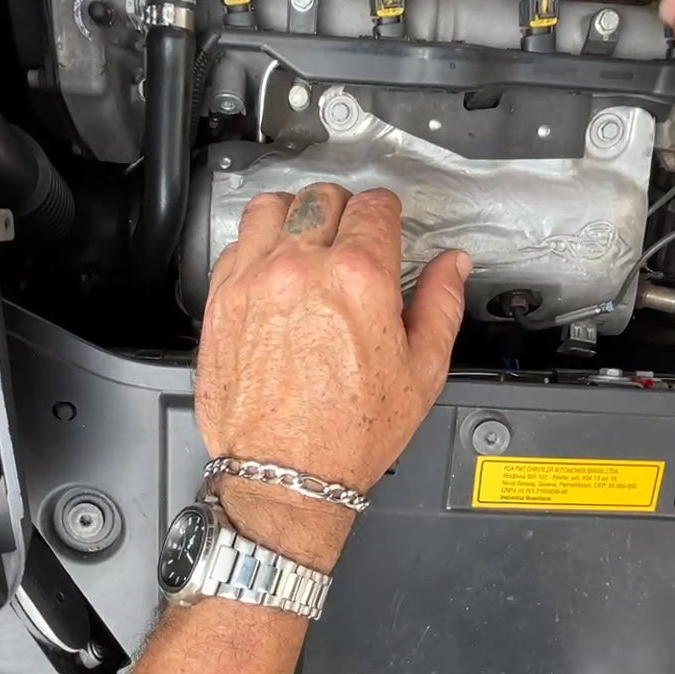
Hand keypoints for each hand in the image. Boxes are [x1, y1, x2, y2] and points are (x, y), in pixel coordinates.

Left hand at [196, 184, 468, 571]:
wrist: (284, 474)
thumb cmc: (347, 435)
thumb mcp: (421, 373)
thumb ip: (441, 305)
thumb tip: (452, 266)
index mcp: (359, 279)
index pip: (374, 206)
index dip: (386, 214)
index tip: (385, 227)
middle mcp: (301, 270)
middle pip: (324, 198)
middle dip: (345, 213)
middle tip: (350, 241)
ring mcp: (254, 282)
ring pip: (273, 207)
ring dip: (295, 216)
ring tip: (307, 244)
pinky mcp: (221, 302)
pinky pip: (236, 243)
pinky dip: (257, 245)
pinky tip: (272, 271)